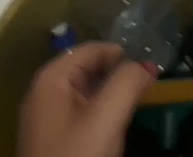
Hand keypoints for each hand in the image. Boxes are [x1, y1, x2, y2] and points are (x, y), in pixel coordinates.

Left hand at [18, 41, 155, 156]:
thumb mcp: (107, 117)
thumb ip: (127, 82)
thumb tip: (146, 64)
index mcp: (50, 79)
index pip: (91, 49)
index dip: (121, 52)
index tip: (149, 64)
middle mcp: (43, 94)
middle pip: (87, 69)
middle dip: (116, 74)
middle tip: (146, 84)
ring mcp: (45, 121)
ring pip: (85, 94)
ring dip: (110, 95)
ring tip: (135, 103)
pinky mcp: (51, 143)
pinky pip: (80, 116)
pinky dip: (100, 115)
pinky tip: (114, 128)